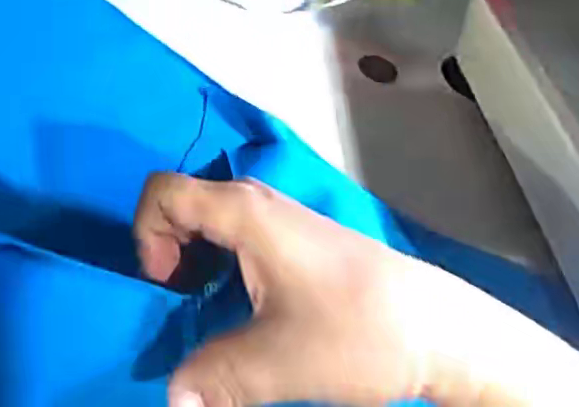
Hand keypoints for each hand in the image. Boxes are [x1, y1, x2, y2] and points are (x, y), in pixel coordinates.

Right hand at [133, 173, 578, 406]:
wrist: (431, 325)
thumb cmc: (353, 330)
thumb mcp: (277, 363)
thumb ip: (213, 378)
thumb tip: (171, 399)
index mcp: (243, 211)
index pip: (165, 192)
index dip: (147, 234)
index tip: (167, 287)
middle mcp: (253, 200)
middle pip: (182, 203)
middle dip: (165, 250)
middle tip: (179, 306)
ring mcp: (273, 216)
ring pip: (207, 220)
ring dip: (191, 260)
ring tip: (202, 314)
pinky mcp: (289, 236)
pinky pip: (231, 234)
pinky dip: (215, 263)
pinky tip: (234, 309)